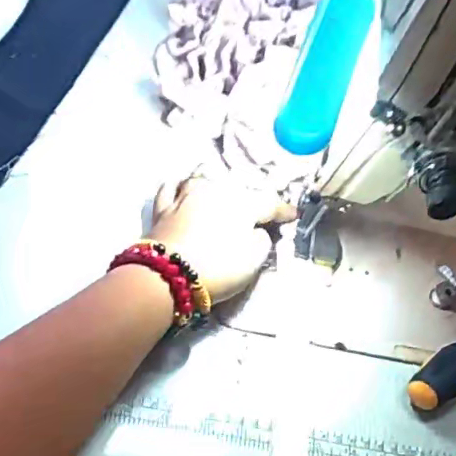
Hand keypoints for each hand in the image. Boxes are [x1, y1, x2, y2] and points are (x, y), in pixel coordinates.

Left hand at [148, 175, 293, 303]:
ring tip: (219, 195)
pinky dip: (180, 187)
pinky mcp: (163, 207)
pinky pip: (173, 188)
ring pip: (204, 180)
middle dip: (249, 198)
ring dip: (215, 187)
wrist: (168, 274)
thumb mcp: (254, 260)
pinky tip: (183, 190)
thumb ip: (262, 241)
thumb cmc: (217, 268)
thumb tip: (257, 231)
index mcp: (242, 202)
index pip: (269, 203)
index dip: (283, 211)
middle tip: (255, 211)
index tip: (293, 215)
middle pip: (237, 190)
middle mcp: (215, 190)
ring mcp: (186, 195)